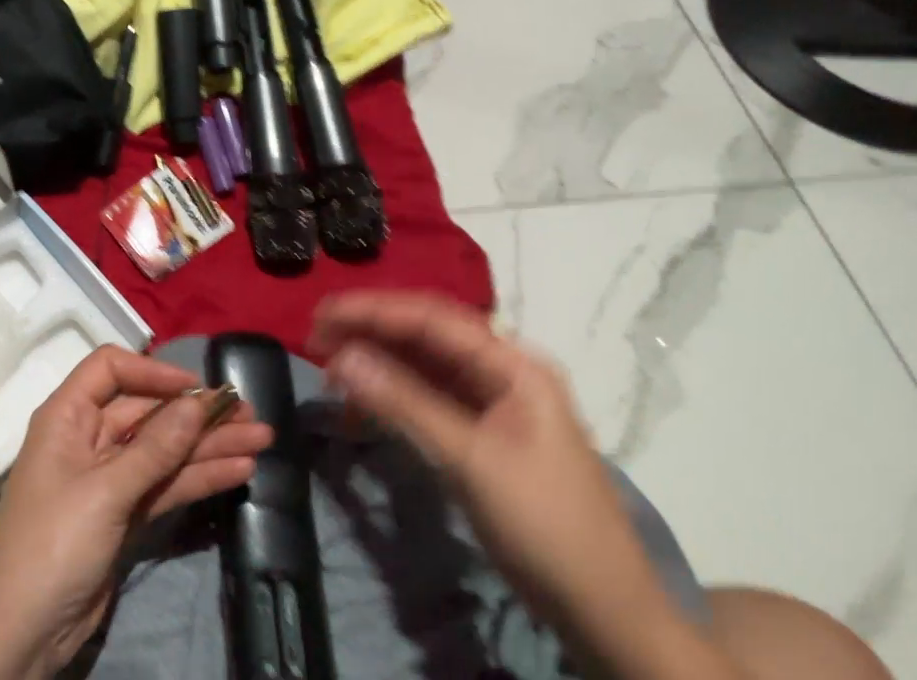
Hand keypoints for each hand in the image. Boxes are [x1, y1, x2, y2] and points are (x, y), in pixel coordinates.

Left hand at [0, 346, 272, 678]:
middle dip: (197, 413)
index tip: (199, 389)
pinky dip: (199, 477)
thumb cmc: (52, 544)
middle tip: (253, 415)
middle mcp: (86, 439)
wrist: (23, 629)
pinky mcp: (123, 514)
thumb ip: (154, 448)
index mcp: (66, 417)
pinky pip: (165, 485)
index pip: (110, 371)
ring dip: (209, 445)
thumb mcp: (104, 492)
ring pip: (163, 451)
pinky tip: (239, 470)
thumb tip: (197, 402)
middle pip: (146, 412)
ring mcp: (107, 479)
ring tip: (262, 440)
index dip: (154, 372)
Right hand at [308, 292, 672, 637]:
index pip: (432, 319)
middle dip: (369, 332)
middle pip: (426, 335)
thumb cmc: (544, 525)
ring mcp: (494, 404)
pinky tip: (361, 402)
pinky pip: (428, 397)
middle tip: (314, 338)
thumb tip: (342, 356)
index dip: (372, 310)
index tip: (320, 313)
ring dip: (376, 361)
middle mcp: (504, 373)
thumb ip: (404, 403)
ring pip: (423, 365)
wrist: (602, 605)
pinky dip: (391, 394)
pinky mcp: (481, 433)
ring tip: (327, 366)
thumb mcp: (470, 460)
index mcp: (515, 367)